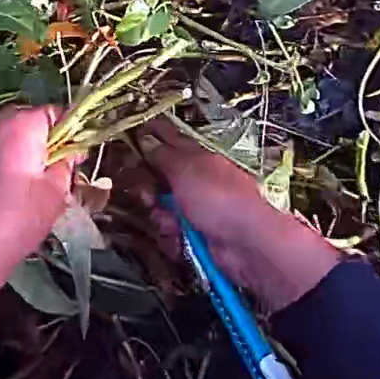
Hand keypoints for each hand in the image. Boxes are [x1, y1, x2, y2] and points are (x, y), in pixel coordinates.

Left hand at [0, 102, 72, 378]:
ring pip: (6, 135)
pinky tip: (1, 196)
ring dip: (20, 153)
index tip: (75, 155)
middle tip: (54, 175)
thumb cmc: (12, 228)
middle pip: (28, 120)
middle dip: (43, 142)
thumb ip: (66, 163)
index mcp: (16, 125)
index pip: (54, 111)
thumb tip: (67, 150)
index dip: (68, 132)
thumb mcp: (53, 196)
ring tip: (27, 191)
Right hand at [145, 124, 341, 311]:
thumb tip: (145, 138)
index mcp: (196, 155)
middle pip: (159, 175)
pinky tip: (177, 237)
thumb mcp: (185, 168)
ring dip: (160, 214)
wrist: (247, 244)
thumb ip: (161, 154)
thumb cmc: (218, 197)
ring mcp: (196, 206)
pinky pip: (171, 230)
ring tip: (168, 221)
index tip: (132, 133)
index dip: (150, 134)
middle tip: (147, 195)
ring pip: (161, 205)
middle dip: (148, 185)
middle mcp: (195, 178)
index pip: (169, 137)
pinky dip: (171, 235)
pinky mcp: (195, 233)